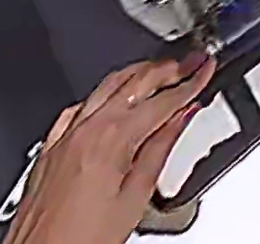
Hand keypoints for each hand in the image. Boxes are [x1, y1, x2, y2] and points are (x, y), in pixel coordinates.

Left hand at [3, 53, 216, 243]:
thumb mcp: (135, 199)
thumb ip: (161, 149)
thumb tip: (181, 117)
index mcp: (114, 139)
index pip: (164, 100)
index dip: (192, 82)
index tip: (207, 69)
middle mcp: (88, 129)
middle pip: (138, 81)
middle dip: (172, 68)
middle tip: (194, 61)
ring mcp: (67, 136)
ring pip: (110, 84)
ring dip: (141, 72)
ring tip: (163, 70)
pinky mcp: (51, 148)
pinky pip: (80, 106)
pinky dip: (104, 93)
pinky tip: (113, 96)